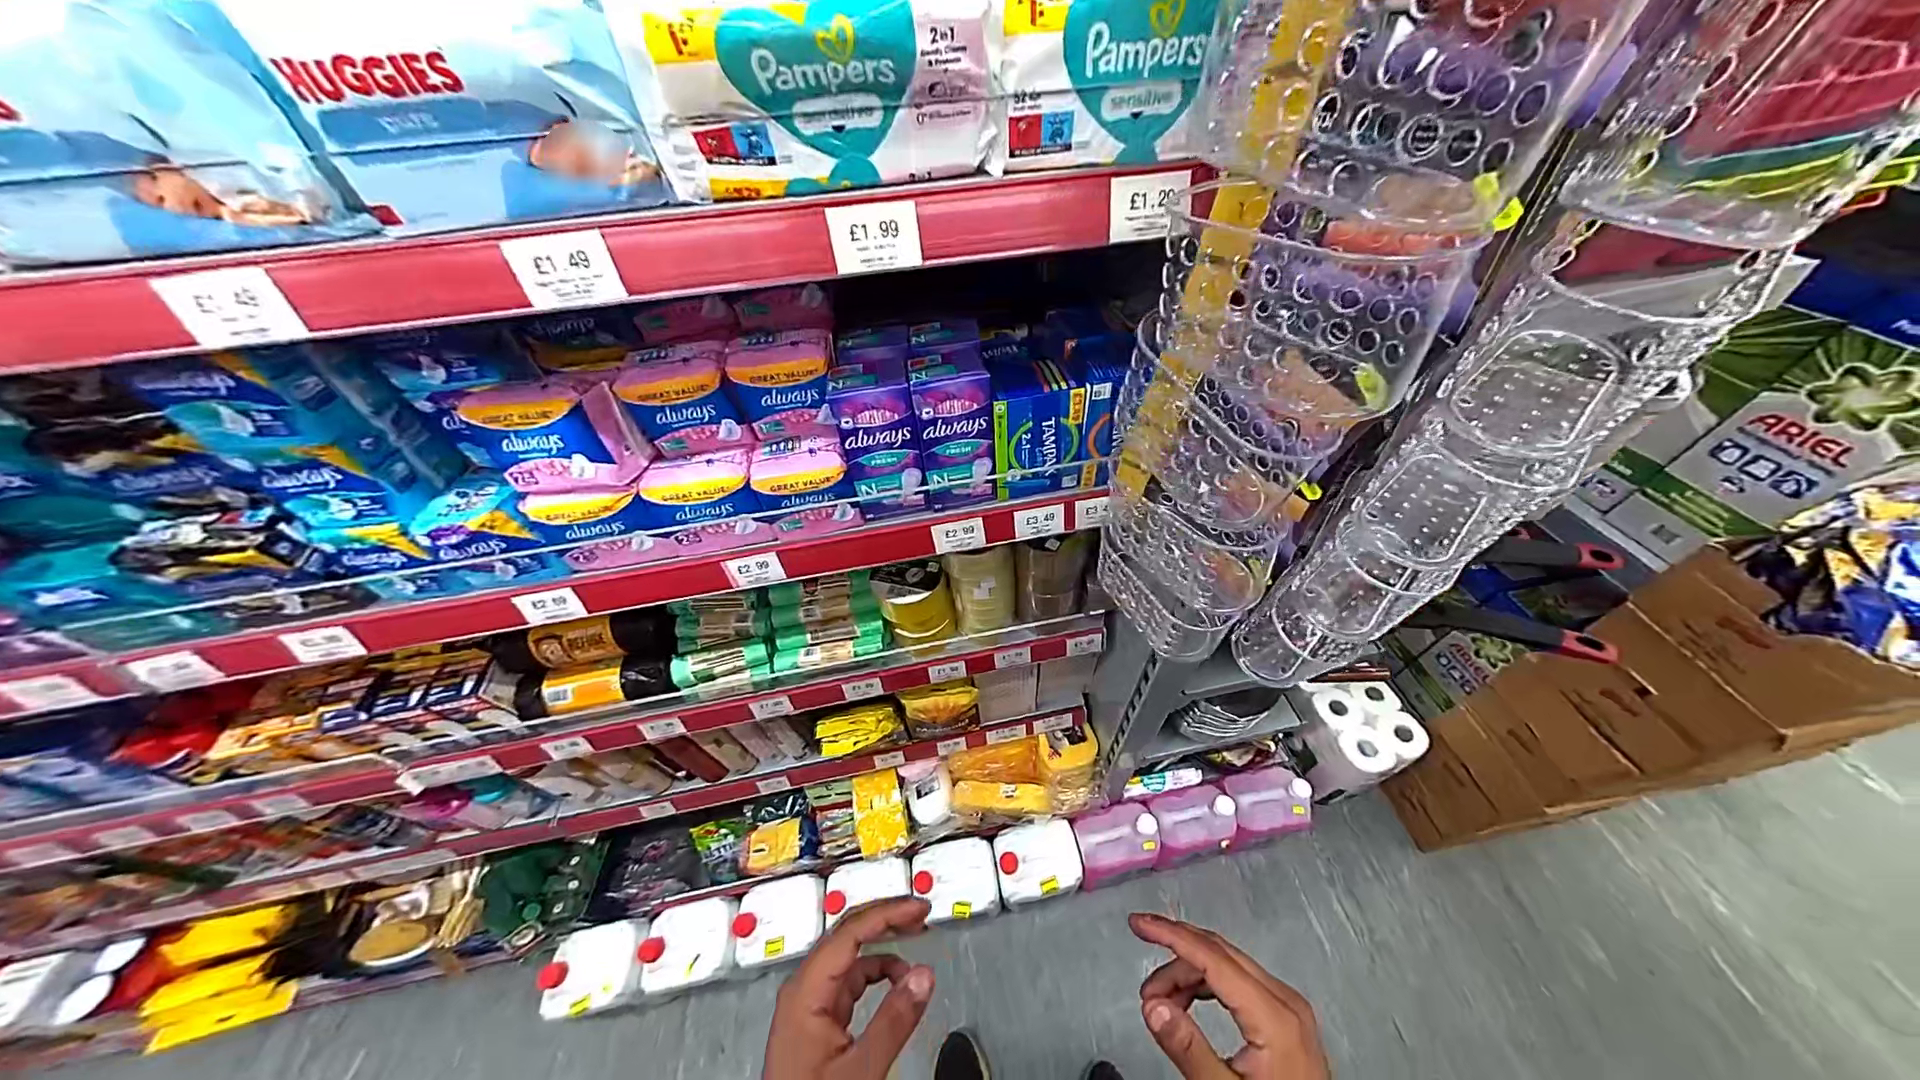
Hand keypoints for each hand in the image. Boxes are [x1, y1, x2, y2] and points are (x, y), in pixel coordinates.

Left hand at [763, 898, 935, 1079]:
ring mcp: (809, 1001)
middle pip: (847, 933)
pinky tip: (897, 979)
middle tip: (920, 912)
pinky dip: (877, 971)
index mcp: (806, 990)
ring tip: (915, 941)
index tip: (918, 907)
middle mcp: (804, 987)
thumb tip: (924, 975)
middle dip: (886, 917)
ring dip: (884, 943)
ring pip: (849, 954)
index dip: (887, 913)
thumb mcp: (860, 1071)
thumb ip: (894, 1021)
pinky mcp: (818, 1017)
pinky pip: (850, 978)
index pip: (850, 932)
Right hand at [1131, 913, 1330, 1079]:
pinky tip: (1186, 1004)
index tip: (1137, 923)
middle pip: (1218, 954)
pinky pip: (1237, 981)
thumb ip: (1188, 1050)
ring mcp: (1287, 1006)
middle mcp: (1284, 999)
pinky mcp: (1285, 1016)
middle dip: (1174, 959)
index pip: (1212, 957)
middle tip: (1144, 988)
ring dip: (1187, 975)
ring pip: (1226, 965)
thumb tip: (1151, 1006)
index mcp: (1273, 1015)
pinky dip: (1205, 985)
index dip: (1170, 935)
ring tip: (1160, 1005)